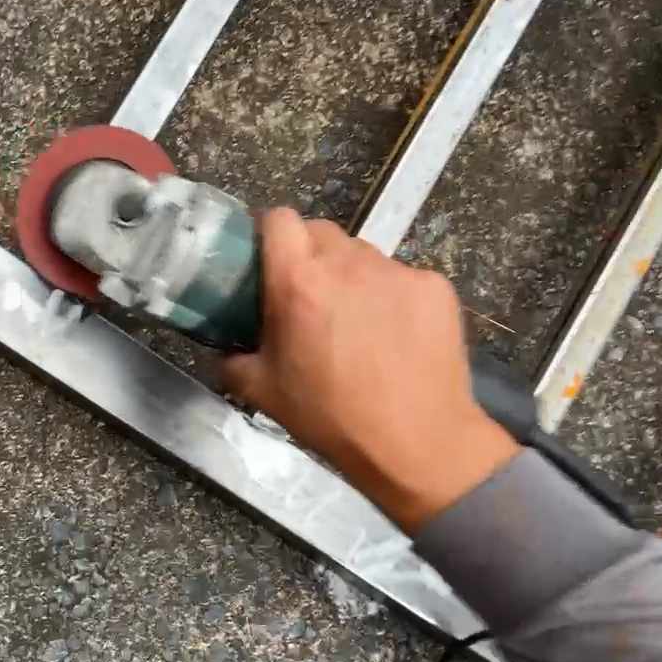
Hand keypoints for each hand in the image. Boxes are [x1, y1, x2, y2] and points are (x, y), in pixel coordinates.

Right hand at [221, 208, 517, 533]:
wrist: (416, 441)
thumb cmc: (330, 416)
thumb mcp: (261, 391)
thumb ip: (232, 359)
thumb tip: (226, 347)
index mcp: (298, 284)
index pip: (278, 219)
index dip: (266, 231)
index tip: (262, 256)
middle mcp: (348, 265)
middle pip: (319, 231)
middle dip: (305, 254)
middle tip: (301, 295)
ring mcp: (398, 272)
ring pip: (361, 254)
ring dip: (346, 275)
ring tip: (348, 319)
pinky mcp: (435, 287)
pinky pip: (399, 277)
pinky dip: (387, 295)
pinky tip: (389, 334)